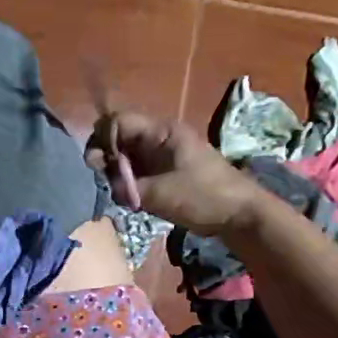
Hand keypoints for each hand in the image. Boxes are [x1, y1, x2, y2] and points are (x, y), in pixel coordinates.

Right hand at [84, 110, 263, 235]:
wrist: (240, 215)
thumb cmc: (203, 197)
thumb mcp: (159, 193)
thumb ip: (126, 187)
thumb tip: (105, 186)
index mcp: (161, 132)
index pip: (118, 122)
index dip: (102, 140)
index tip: (97, 166)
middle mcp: (159, 139)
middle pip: (120, 138)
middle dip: (106, 158)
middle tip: (101, 183)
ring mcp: (163, 156)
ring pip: (127, 157)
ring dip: (116, 174)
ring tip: (113, 193)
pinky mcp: (166, 174)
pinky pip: (138, 172)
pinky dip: (128, 183)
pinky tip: (127, 199)